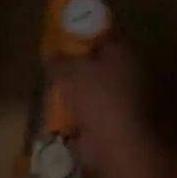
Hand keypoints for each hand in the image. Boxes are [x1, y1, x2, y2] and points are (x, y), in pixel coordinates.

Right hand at [45, 41, 152, 173]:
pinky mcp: (112, 124)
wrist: (112, 144)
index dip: (83, 33)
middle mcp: (126, 74)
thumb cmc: (95, 96)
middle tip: (52, 63)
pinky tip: (55, 112)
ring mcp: (121, 101)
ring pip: (92, 89)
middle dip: (76, 64)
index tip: (62, 35)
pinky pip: (89, 112)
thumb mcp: (69, 70)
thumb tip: (50, 54)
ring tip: (49, 88)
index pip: (103, 35)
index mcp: (122, 54)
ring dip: (74, 90)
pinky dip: (75, 113)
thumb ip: (58, 59)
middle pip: (97, 62)